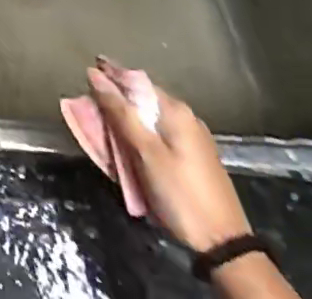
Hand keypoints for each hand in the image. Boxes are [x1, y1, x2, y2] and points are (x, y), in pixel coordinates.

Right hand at [88, 67, 251, 252]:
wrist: (223, 242)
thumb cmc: (180, 192)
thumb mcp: (146, 152)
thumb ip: (120, 113)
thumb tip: (95, 75)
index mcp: (175, 110)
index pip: (136, 80)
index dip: (111, 74)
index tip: (87, 69)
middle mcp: (185, 116)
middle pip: (144, 98)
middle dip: (117, 98)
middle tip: (90, 101)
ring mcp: (192, 137)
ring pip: (151, 117)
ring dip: (127, 117)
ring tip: (104, 122)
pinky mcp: (194, 156)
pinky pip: (160, 133)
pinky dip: (141, 133)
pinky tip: (130, 143)